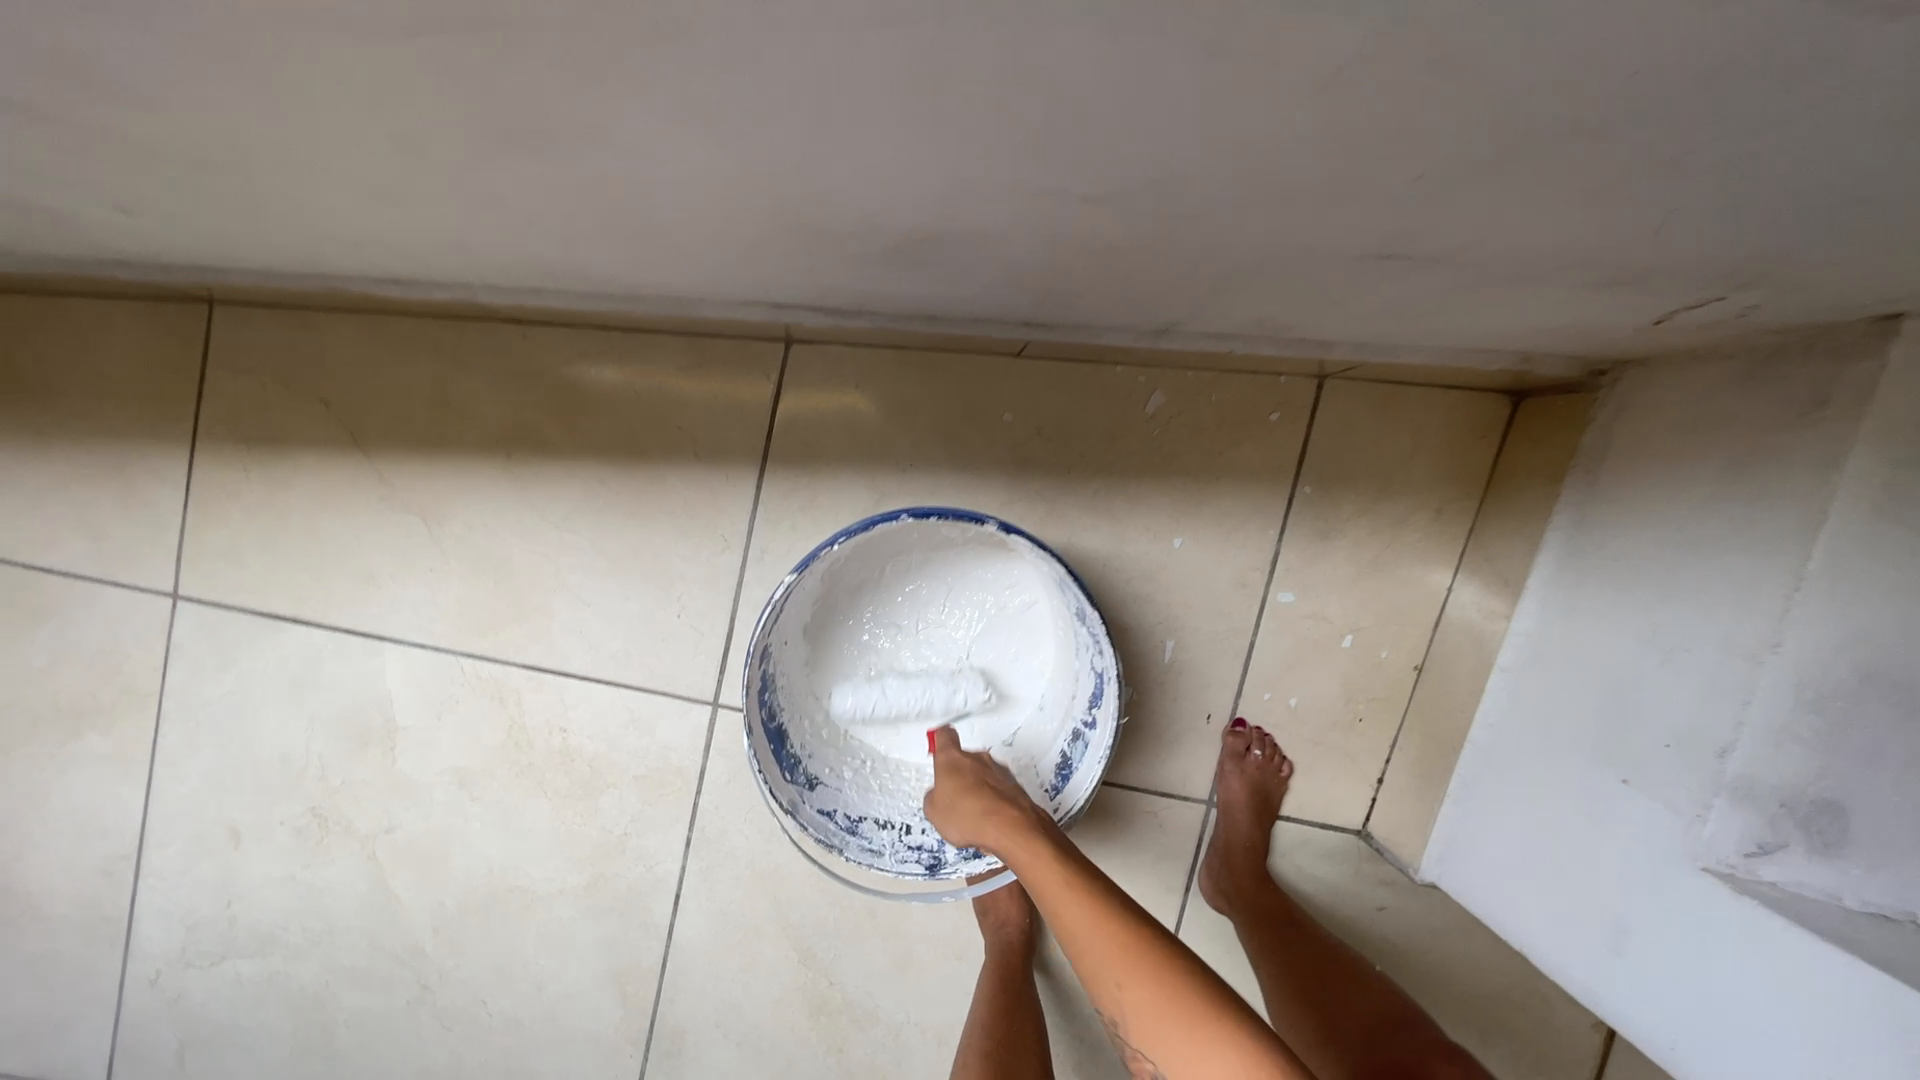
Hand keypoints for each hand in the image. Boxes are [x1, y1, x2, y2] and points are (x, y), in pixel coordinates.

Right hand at [923, 726, 1053, 856]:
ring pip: (983, 774)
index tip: (938, 738)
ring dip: (978, 788)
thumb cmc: (970, 814)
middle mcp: (977, 758)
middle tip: (953, 795)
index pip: (944, 736)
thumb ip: (933, 797)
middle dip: (959, 775)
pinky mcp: (1014, 785)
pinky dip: (993, 800)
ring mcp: (998, 770)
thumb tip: (936, 798)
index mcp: (952, 759)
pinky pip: (998, 789)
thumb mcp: (933, 811)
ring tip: (972, 814)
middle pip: (964, 758)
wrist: (1008, 827)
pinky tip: (988, 819)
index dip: (940, 738)